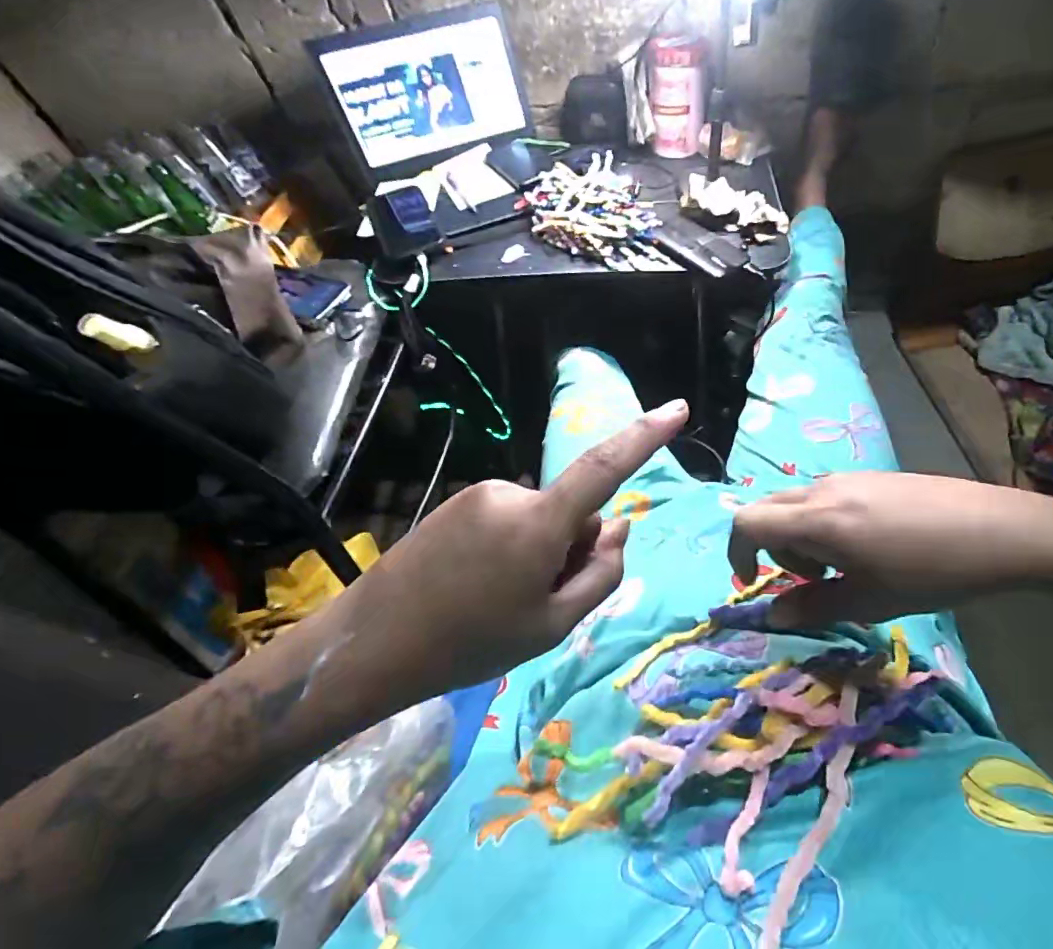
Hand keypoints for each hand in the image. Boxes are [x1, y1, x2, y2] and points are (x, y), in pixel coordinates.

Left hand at [319, 398, 689, 704]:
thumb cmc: (470, 644)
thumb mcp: (553, 625)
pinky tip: (479, 584)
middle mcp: (511, 493)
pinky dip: (512, 545)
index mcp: (539, 523)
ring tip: (502, 598)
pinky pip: (509, 517)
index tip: (679, 408)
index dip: (646, 436)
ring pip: (541, 516)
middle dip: (571, 547)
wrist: (373, 644)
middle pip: (573, 511)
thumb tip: (619, 528)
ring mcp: (480, 494)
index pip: (605, 468)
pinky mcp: (458, 502)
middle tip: (539, 599)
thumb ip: (601, 574)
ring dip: (539, 549)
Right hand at [728, 472, 1052, 625]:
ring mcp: (849, 478)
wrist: (998, 531)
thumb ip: (813, 607)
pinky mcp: (873, 476)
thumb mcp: (868, 600)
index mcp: (816, 519)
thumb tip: (773, 614)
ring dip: (802, 538)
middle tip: (812, 580)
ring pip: (799, 505)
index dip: (736, 553)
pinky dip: (826, 524)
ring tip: (847, 566)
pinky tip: (872, 546)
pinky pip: (828, 498)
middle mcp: (823, 489)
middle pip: (769, 511)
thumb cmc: (928, 572)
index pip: (746, 522)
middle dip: (774, 549)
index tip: (752, 581)